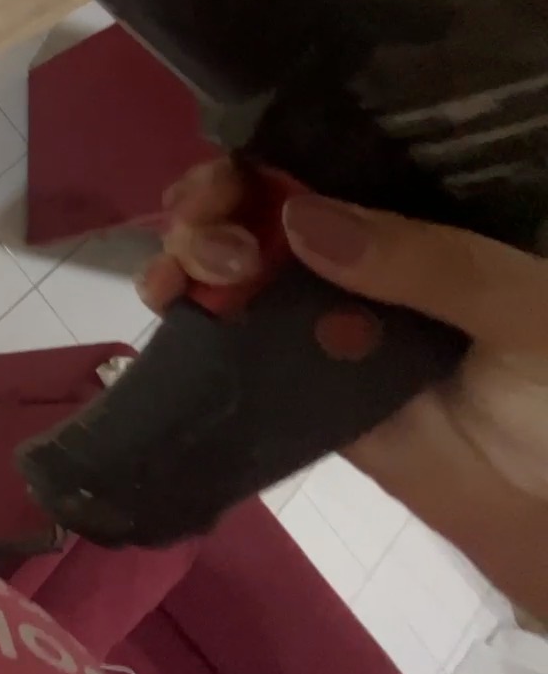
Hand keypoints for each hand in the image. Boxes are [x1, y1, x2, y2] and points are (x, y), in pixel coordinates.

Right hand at [138, 160, 547, 503]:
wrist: (541, 507)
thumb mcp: (534, 314)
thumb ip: (431, 264)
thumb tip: (298, 217)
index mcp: (405, 229)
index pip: (317, 172)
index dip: (260, 166)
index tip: (229, 182)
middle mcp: (339, 259)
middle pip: (246, 207)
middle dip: (207, 208)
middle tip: (212, 240)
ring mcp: (294, 309)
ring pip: (212, 255)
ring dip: (182, 250)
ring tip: (189, 275)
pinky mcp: (259, 359)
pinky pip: (203, 318)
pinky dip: (170, 297)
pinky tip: (163, 295)